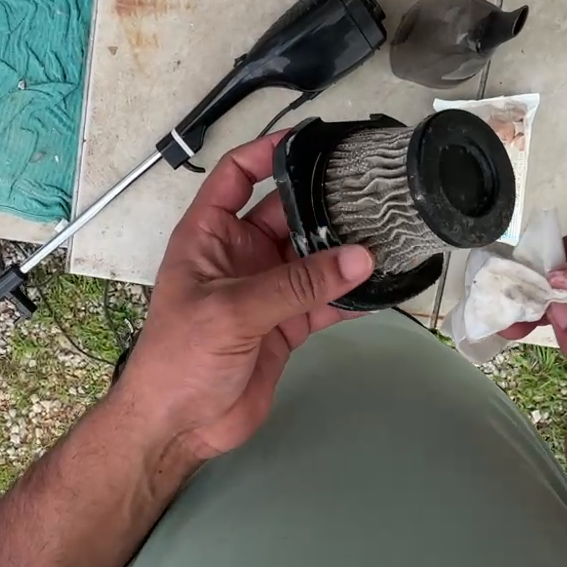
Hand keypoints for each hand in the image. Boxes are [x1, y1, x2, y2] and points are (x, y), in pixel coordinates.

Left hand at [110, 134, 373, 462]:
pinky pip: (323, 300)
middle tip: (372, 190)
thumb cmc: (180, 357)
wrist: (178, 426)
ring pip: (310, 257)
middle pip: (286, 213)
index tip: (314, 139)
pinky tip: (380, 285)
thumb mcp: (231, 312)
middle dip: (323, 201)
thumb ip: (294, 285)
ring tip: (388, 232)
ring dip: (343, 250)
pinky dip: (349, 295)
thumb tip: (358, 257)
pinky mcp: (285, 324)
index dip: (268, 152)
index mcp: (208, 235)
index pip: (236, 176)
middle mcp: (239, 254)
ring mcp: (264, 290)